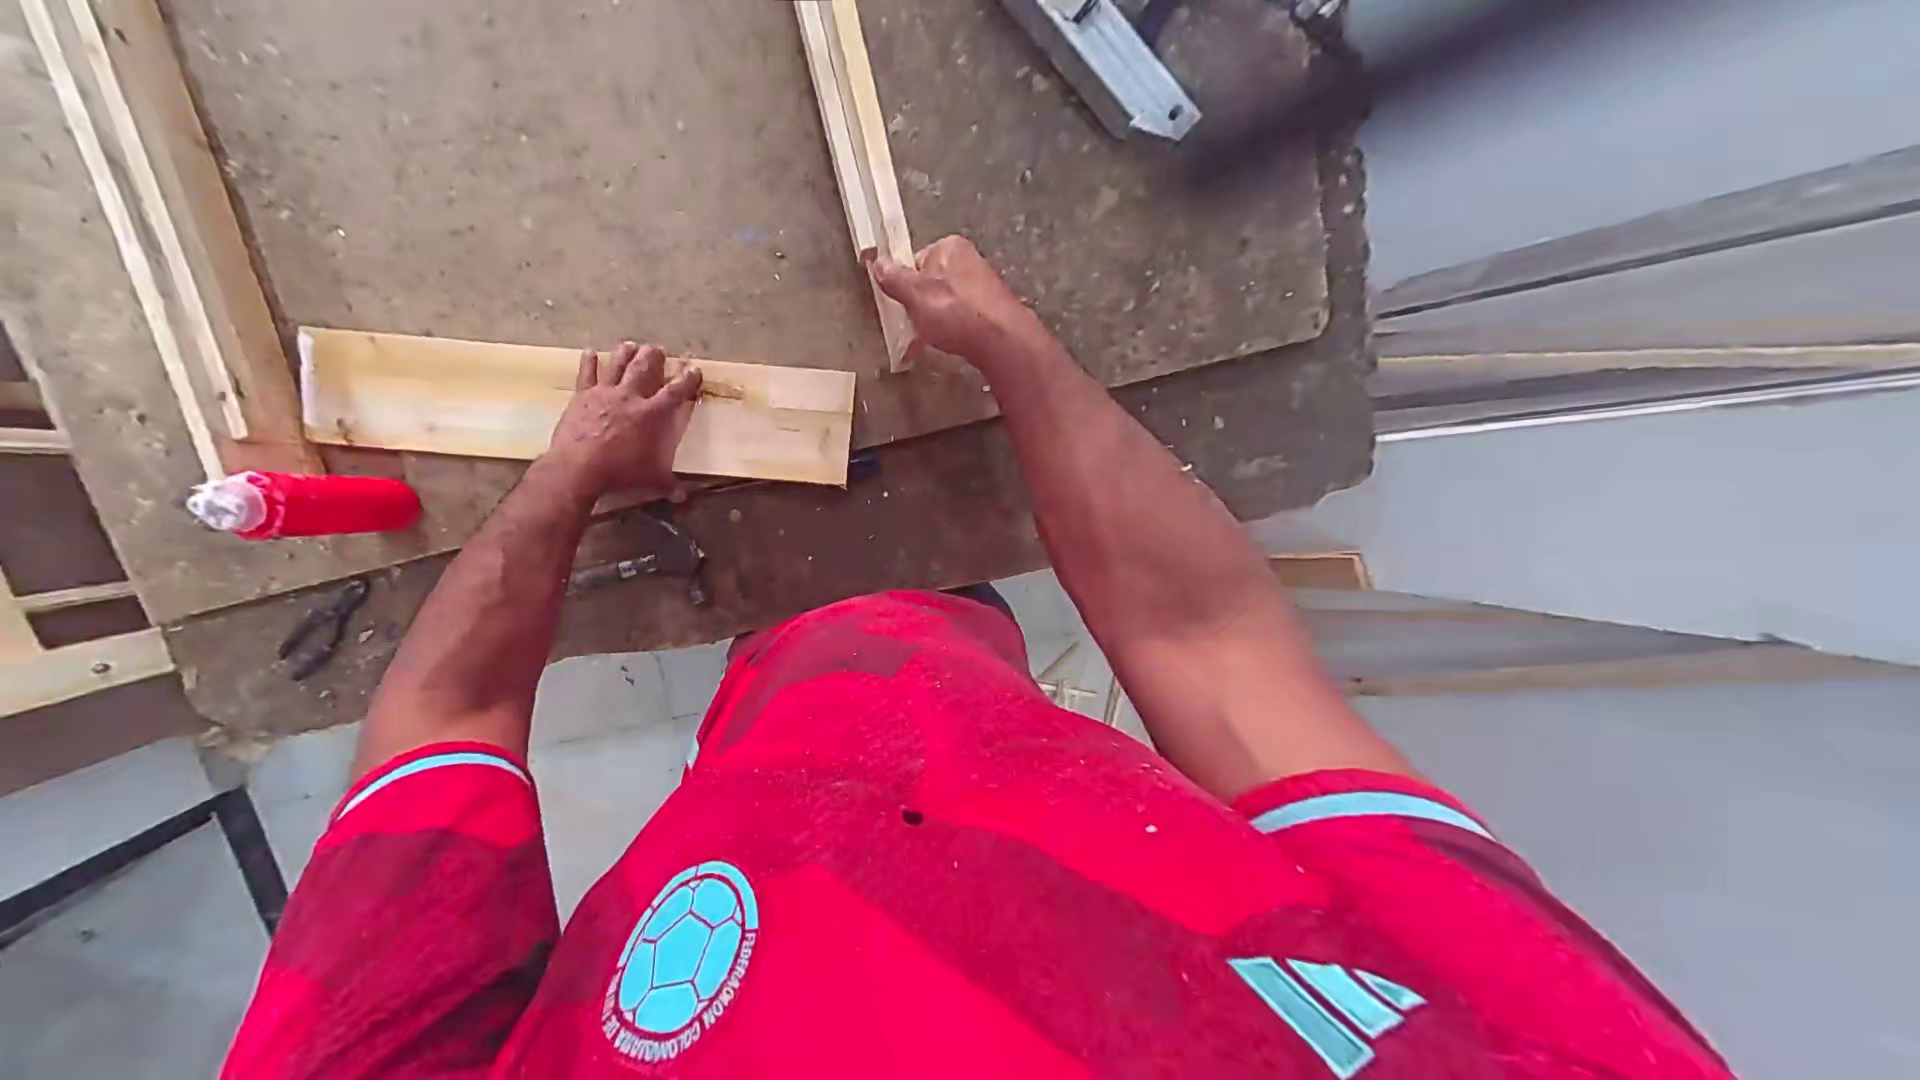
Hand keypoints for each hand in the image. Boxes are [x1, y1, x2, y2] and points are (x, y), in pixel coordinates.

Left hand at [542, 341, 701, 501]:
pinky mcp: (582, 397)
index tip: (694, 370)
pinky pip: (586, 375)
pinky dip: (589, 362)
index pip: (676, 392)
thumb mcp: (652, 479)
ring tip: (630, 344)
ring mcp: (604, 394)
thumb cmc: (621, 472)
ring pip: (617, 366)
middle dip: (653, 357)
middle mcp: (630, 398)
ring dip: (625, 353)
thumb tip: (683, 497)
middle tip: (658, 349)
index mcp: (652, 415)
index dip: (687, 380)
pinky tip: (590, 352)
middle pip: (644, 369)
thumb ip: (669, 484)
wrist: (579, 467)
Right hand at [867, 236, 1048, 364]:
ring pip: (948, 303)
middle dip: (921, 306)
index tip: (902, 304)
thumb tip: (877, 263)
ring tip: (933, 339)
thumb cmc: (956, 312)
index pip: (917, 259)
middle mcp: (971, 261)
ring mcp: (984, 287)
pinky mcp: (993, 311)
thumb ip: (893, 278)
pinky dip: (954, 331)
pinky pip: (964, 319)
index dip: (906, 284)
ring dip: (936, 322)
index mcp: (950, 247)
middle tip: (915, 325)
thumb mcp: (914, 294)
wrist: (1001, 340)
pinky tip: (952, 345)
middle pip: (933, 283)